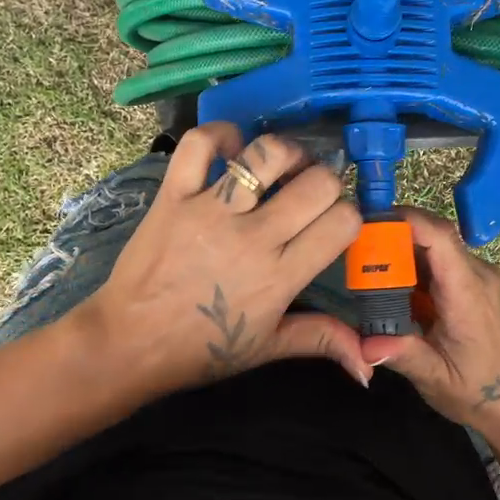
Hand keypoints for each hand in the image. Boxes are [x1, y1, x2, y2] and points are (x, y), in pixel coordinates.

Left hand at [71, 122, 368, 395]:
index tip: (332, 221)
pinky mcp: (174, 195)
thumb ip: (322, 339)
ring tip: (279, 166)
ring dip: (284, 153)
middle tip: (309, 192)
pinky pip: (200, 145)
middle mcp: (253, 237)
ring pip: (266, 155)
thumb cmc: (201, 349)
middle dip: (325, 181)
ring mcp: (211, 212)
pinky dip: (220, 135)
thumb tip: (370, 364)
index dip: (347, 215)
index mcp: (281, 276)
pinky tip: (231, 149)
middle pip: (317, 182)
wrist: (128, 344)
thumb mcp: (267, 348)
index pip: (343, 222)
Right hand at [359, 207, 499, 436]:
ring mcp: (480, 277)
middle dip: (395, 233)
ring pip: (437, 245)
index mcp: (468, 293)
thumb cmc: (477, 392)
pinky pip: (443, 260)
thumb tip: (362, 345)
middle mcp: (478, 275)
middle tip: (356, 246)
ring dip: (404, 249)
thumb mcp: (435, 378)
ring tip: (369, 266)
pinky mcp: (477, 283)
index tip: (367, 221)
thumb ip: (402, 354)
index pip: (439, 237)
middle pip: (435, 234)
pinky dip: (416, 265)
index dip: (405, 221)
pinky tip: (395, 286)